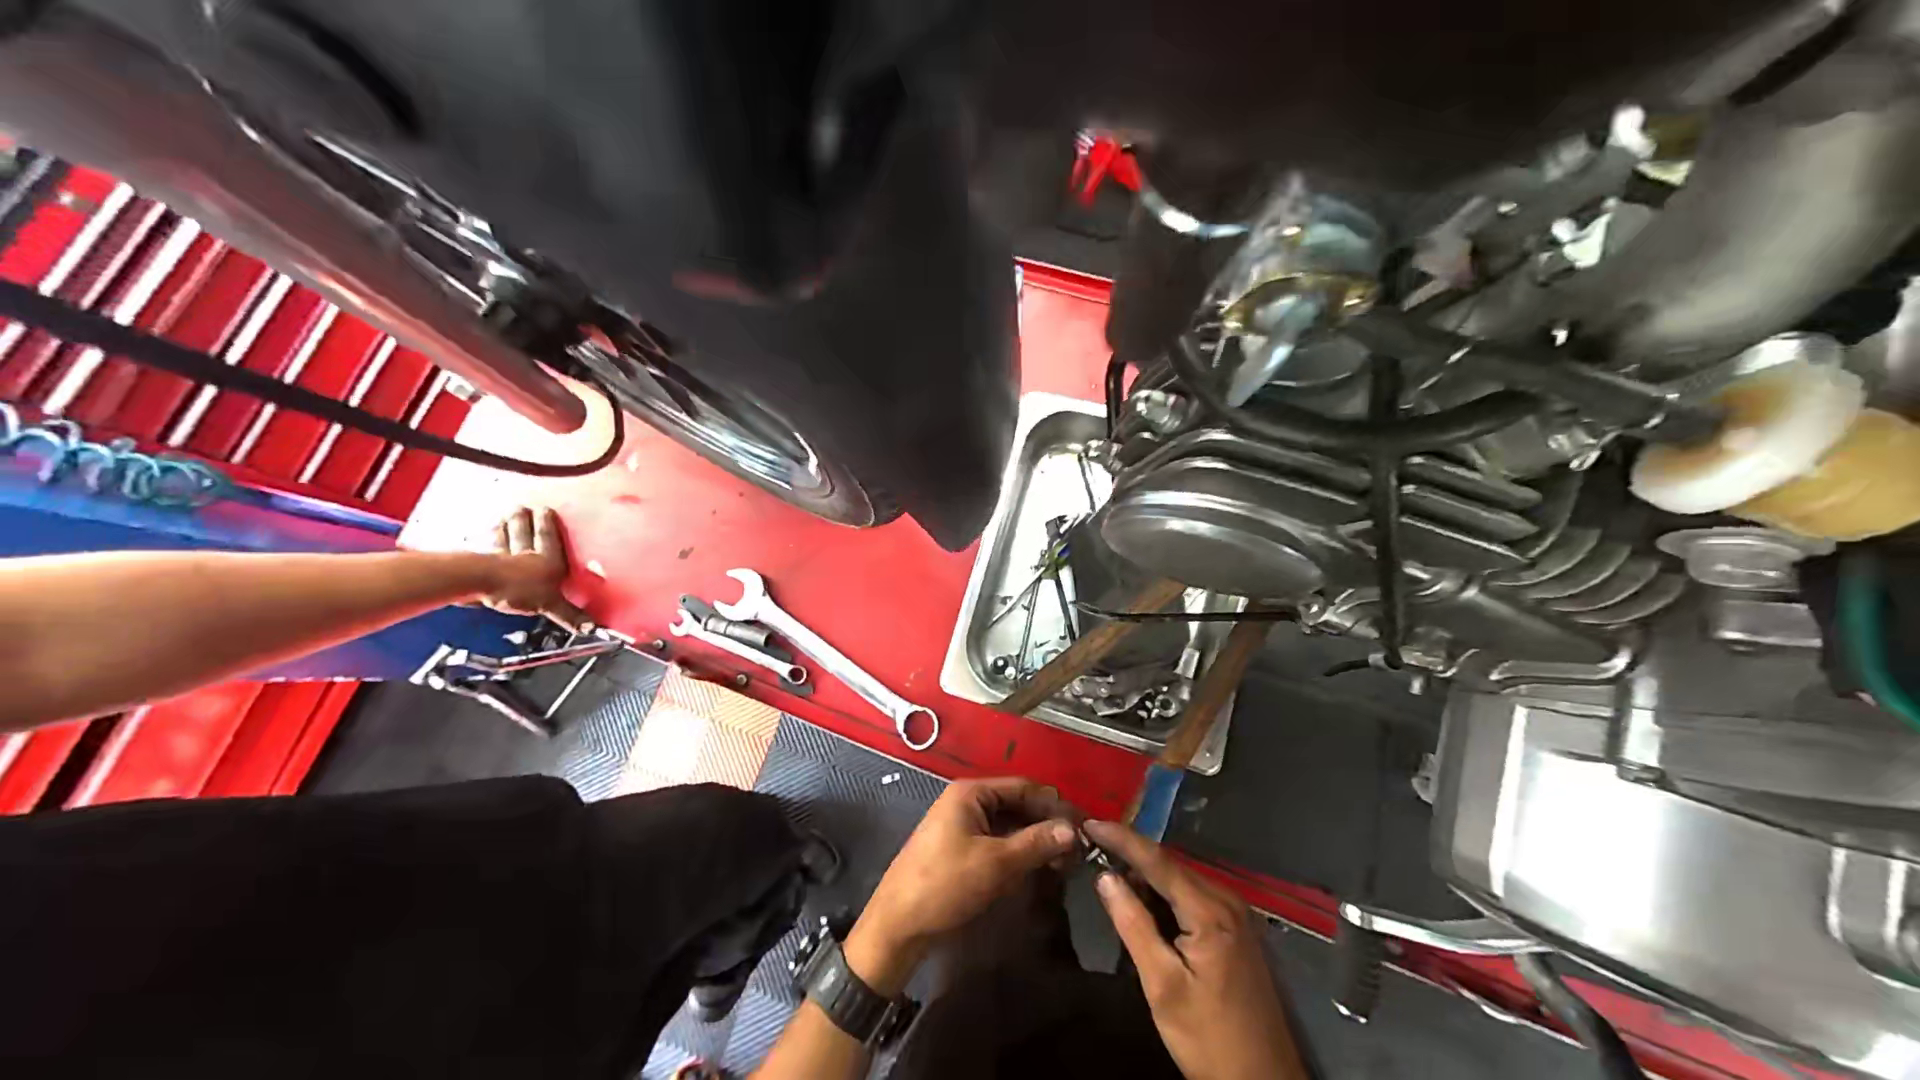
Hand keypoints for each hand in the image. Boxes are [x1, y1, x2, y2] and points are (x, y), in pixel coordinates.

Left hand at [484, 507, 591, 630]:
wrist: (482, 583)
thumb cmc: (520, 590)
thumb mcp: (551, 605)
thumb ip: (570, 615)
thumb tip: (591, 627)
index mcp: (546, 560)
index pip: (548, 538)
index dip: (547, 524)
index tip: (546, 509)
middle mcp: (524, 554)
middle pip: (522, 533)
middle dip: (523, 521)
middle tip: (521, 508)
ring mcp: (499, 556)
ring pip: (502, 538)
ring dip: (503, 527)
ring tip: (504, 517)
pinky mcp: (478, 563)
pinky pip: (481, 549)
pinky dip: (479, 542)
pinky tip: (475, 537)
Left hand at [846, 778, 1079, 993]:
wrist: (898, 924)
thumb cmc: (945, 884)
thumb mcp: (995, 863)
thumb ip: (1036, 843)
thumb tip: (1073, 830)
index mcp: (971, 792)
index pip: (1023, 787)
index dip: (1054, 805)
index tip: (1083, 826)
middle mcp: (967, 801)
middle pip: (1017, 805)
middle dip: (1046, 825)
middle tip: (1077, 850)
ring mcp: (962, 825)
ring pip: (1009, 826)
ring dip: (1034, 842)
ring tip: (1062, 863)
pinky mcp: (961, 849)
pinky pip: (997, 842)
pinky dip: (1017, 853)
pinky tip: (1036, 870)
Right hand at [1085, 819, 1304, 1079]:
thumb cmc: (1209, 1039)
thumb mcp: (1162, 985)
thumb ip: (1133, 925)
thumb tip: (1105, 877)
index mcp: (1211, 912)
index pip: (1158, 860)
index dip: (1121, 838)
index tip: (1089, 821)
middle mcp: (1228, 901)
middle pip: (1171, 863)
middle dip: (1131, 850)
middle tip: (1092, 842)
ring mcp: (1237, 915)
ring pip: (1181, 877)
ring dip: (1146, 870)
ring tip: (1108, 864)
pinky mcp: (1237, 930)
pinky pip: (1193, 894)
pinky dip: (1164, 889)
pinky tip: (1143, 895)